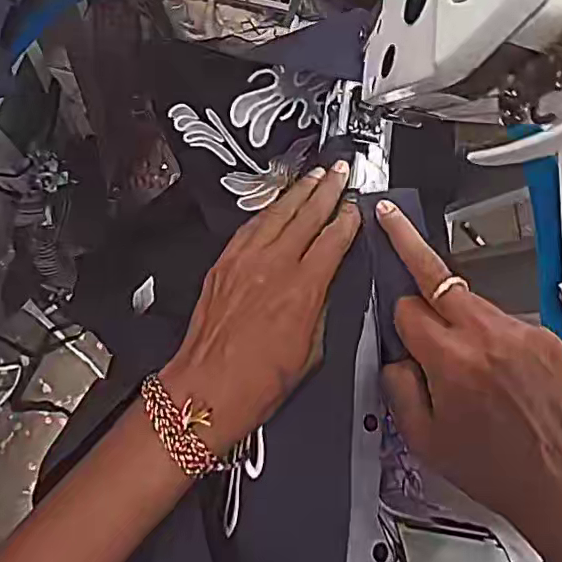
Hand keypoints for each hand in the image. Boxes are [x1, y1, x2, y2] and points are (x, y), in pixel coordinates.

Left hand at [161, 162, 360, 455]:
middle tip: (340, 172)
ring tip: (314, 176)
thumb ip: (321, 308)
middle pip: (307, 214)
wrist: (206, 390)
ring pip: (278, 212)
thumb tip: (327, 284)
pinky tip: (277, 203)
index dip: (347, 220)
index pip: (333, 239)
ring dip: (299, 191)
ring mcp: (245, 261)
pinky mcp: (224, 264)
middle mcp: (273, 267)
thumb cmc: (256, 380)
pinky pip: (250, 225)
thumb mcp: (311, 349)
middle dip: (328, 189)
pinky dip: (268, 210)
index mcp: (302, 289)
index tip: (355, 209)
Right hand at [375, 201, 561, 561]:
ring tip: (463, 359)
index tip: (394, 315)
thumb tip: (396, 353)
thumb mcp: (423, 439)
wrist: (561, 483)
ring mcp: (520, 332)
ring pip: (469, 299)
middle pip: (437, 274)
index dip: (398, 319)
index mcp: (454, 362)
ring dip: (454, 313)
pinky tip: (492, 369)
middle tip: (391, 219)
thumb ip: (398, 385)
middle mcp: (489, 337)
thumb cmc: (496, 470)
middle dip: (409, 245)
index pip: (408, 308)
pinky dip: (487, 334)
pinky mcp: (542, 336)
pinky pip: (500, 320)